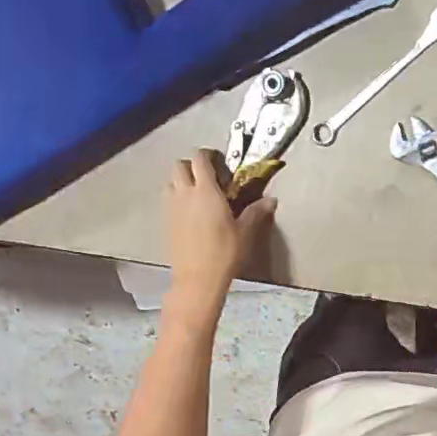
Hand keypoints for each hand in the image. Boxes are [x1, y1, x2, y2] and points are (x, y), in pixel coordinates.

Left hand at [165, 149, 277, 308]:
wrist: (197, 280)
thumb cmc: (224, 254)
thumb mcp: (244, 232)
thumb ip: (256, 212)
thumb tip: (271, 200)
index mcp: (205, 191)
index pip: (199, 158)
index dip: (207, 155)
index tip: (218, 163)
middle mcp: (184, 194)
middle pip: (179, 165)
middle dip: (191, 166)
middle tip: (206, 178)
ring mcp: (171, 208)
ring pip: (169, 182)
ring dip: (180, 182)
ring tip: (195, 195)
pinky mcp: (165, 223)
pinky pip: (167, 201)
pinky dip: (175, 200)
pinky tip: (188, 214)